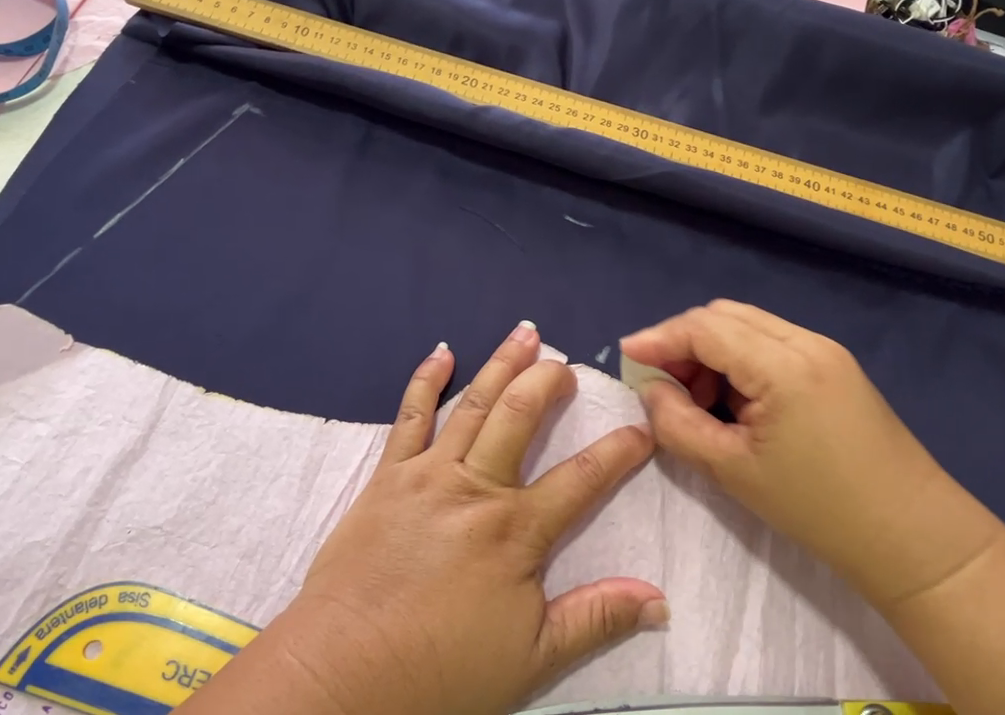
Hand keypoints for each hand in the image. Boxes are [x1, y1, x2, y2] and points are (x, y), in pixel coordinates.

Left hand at [182, 322, 665, 714]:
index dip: (619, 452)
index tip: (642, 429)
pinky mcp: (388, 476)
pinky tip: (441, 353)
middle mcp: (476, 488)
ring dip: (501, 364)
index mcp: (516, 531)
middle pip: (520, 417)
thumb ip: (595, 619)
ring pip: (473, 404)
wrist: (345, 671)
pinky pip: (409, 417)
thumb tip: (659, 597)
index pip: (583, 480)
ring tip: (525, 332)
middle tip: (570, 366)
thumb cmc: (442, 670)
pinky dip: (426, 380)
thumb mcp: (532, 659)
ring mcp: (428, 475)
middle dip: (550, 383)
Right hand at [624, 300, 1002, 608]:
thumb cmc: (818, 509)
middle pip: (725, 315)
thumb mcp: (733, 471)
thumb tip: (651, 389)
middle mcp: (805, 341)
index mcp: (782, 364)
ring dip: (712, 349)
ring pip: (748, 325)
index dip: (659, 338)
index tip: (625, 357)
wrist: (913, 537)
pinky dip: (740, 359)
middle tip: (661, 385)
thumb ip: (679, 424)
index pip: (704, 327)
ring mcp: (826, 350)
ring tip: (696, 399)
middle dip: (683, 341)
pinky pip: (772, 343)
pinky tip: (733, 399)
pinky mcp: (836, 366)